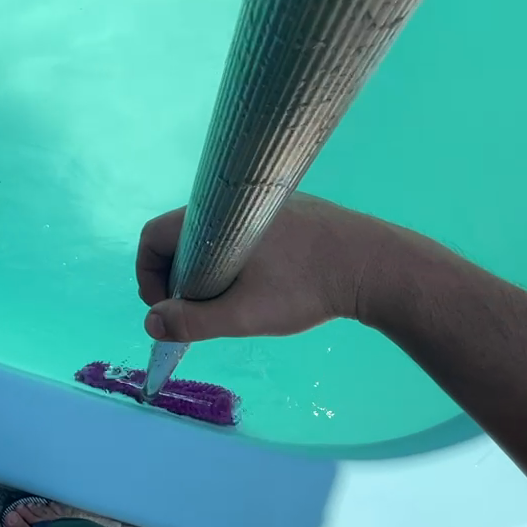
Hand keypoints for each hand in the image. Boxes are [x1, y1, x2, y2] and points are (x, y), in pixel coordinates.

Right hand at [136, 193, 405, 341]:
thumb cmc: (306, 289)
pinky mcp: (286, 211)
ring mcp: (260, 205)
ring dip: (207, 270)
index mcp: (213, 218)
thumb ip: (191, 321)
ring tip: (231, 300)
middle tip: (199, 309)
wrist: (378, 266)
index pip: (153, 236)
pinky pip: (239, 233)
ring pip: (211, 237)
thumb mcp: (243, 315)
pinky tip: (263, 283)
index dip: (148, 275)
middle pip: (179, 237)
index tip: (170, 306)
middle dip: (178, 277)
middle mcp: (231, 202)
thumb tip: (151, 324)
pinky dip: (233, 260)